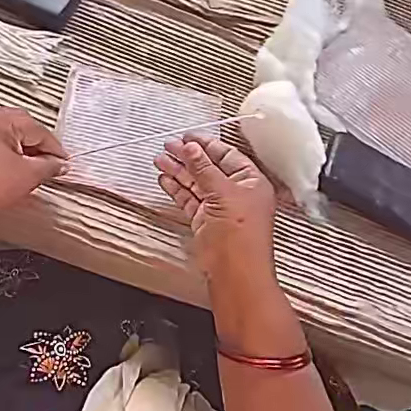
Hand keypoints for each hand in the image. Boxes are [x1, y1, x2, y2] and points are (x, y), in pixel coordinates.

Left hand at [0, 108, 67, 238]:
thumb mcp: (27, 176)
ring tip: (30, 169)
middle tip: (49, 165)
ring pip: (5, 133)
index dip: (53, 148)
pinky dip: (3, 151)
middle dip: (36, 146)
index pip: (37, 129)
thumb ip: (49, 165)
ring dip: (20, 148)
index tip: (63, 163)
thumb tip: (59, 164)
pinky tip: (10, 168)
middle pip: (20, 126)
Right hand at [155, 136, 277, 281]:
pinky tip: (165, 179)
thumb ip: (204, 168)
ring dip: (178, 170)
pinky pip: (189, 199)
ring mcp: (220, 207)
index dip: (206, 144)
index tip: (187, 136)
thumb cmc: (240, 236)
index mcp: (251, 181)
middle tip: (168, 146)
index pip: (227, 155)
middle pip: (209, 167)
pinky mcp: (205, 221)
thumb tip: (192, 148)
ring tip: (160, 159)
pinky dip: (177, 188)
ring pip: (196, 183)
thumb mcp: (223, 193)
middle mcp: (236, 193)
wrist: (235, 273)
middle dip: (188, 156)